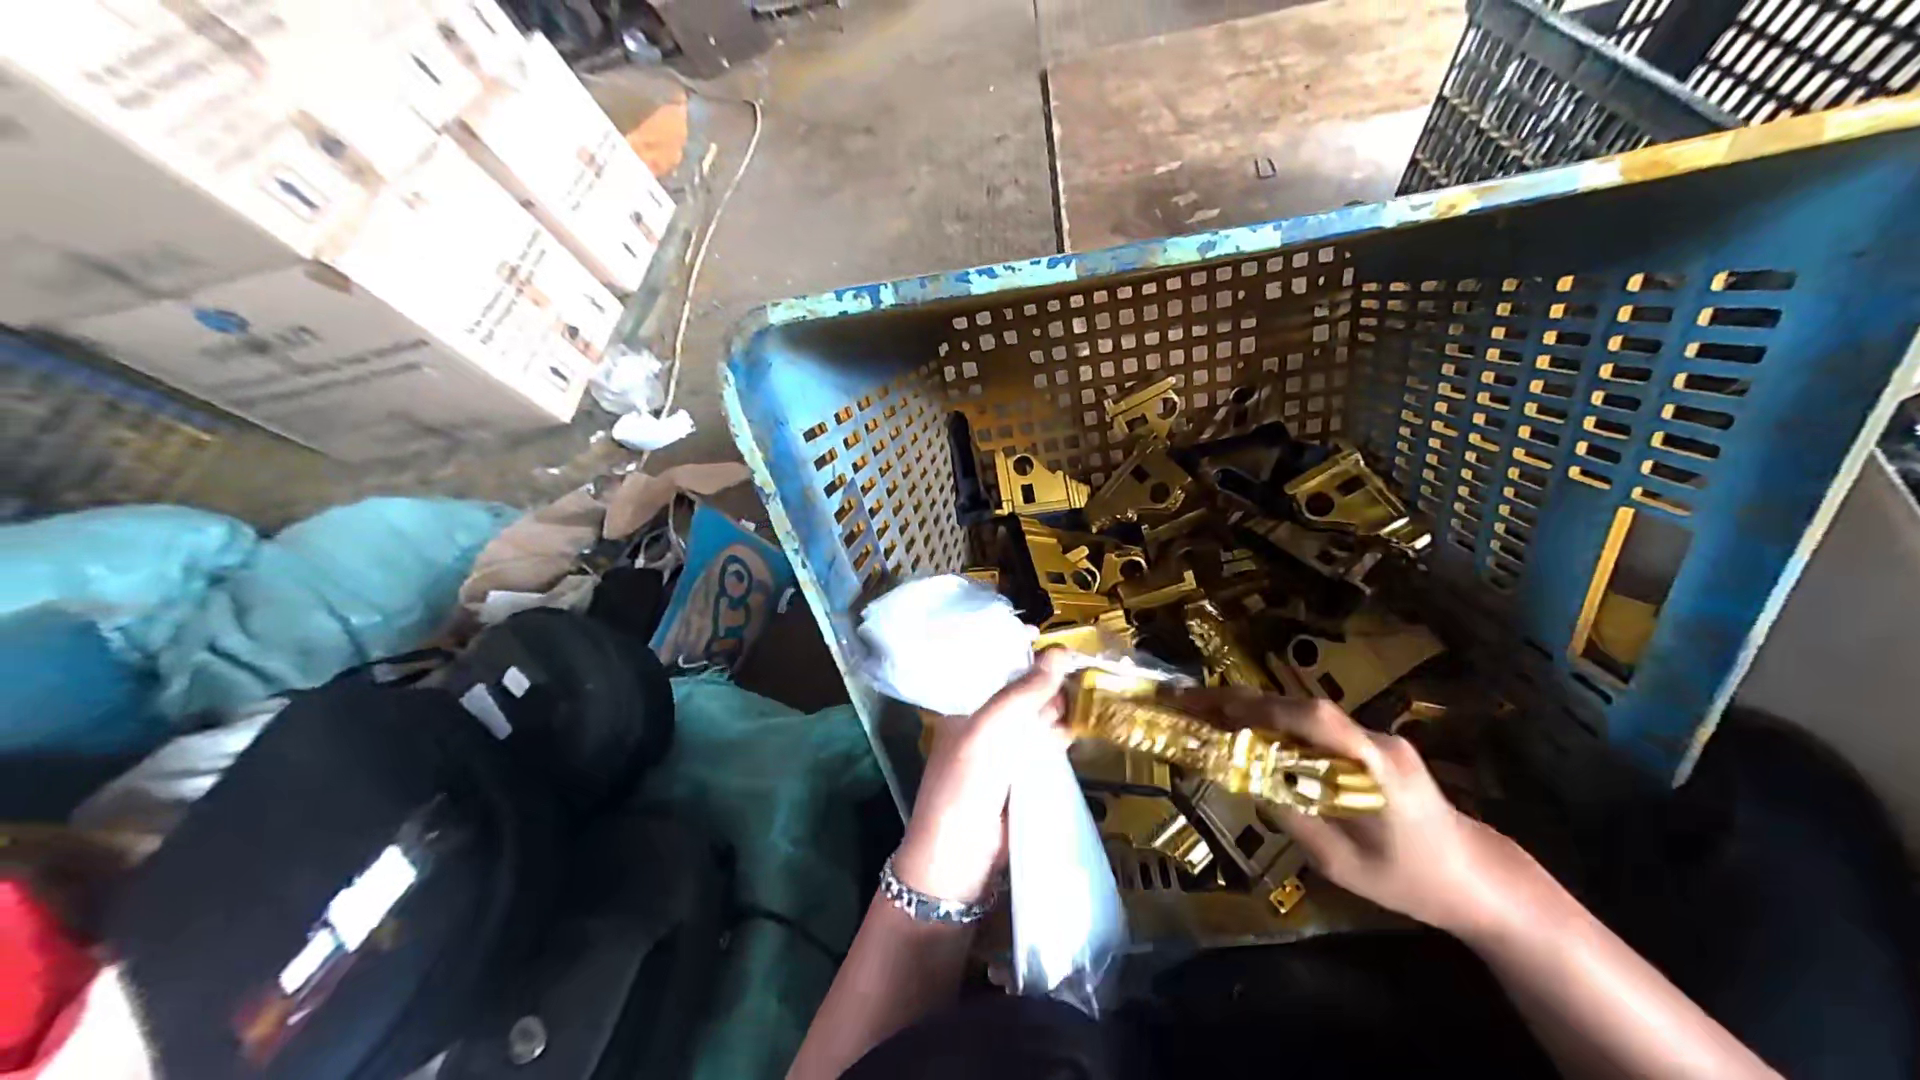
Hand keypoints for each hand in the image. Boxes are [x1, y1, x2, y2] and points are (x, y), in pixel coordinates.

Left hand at [891, 648, 1073, 904]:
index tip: (1048, 639)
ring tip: (1058, 720)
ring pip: (1038, 712)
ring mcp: (1005, 744)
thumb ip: (1020, 694)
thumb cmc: (961, 786)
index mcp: (963, 701)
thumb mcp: (986, 733)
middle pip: (1023, 684)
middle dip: (1044, 681)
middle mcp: (984, 717)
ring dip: (1054, 709)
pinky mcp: (1024, 769)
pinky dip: (1058, 735)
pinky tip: (1067, 736)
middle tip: (1059, 687)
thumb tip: (1059, 654)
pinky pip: (1047, 741)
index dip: (1018, 647)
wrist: (957, 859)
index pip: (992, 660)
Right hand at [1183, 690, 1536, 937]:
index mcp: (1376, 766)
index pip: (1317, 721)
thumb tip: (1245, 781)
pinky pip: (1316, 728)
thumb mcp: (1342, 863)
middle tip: (1192, 701)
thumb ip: (1293, 818)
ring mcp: (1375, 739)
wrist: (1477, 879)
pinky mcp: (1369, 748)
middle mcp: (1376, 740)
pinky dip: (1276, 725)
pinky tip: (1247, 733)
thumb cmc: (1412, 880)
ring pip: (1306, 713)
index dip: (1266, 711)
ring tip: (1206, 713)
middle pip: (1304, 707)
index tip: (1219, 710)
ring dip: (1256, 710)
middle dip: (1244, 702)